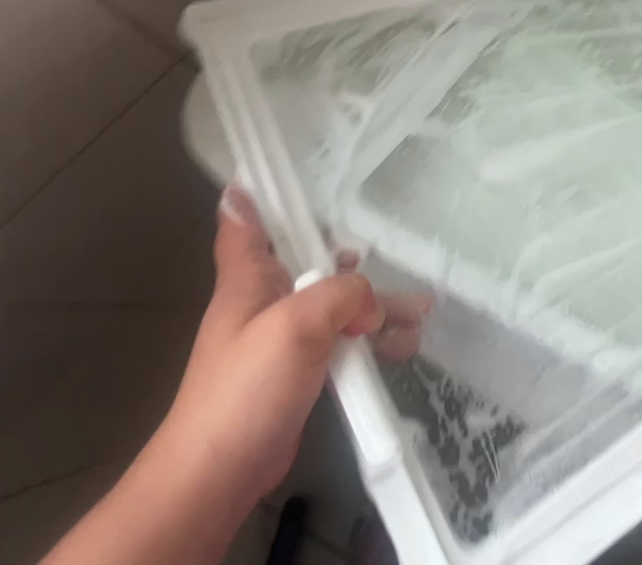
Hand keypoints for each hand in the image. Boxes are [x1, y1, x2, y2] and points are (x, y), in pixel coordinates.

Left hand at [147, 187, 425, 512]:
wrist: (221, 473)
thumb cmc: (246, 389)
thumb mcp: (296, 325)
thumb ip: (340, 293)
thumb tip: (367, 297)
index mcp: (249, 281)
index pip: (245, 225)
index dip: (255, 196)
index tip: (266, 169)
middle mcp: (267, 302)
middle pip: (313, 262)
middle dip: (355, 259)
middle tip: (392, 254)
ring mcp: (286, 338)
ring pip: (340, 304)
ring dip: (378, 305)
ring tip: (420, 311)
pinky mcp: (304, 370)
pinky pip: (346, 340)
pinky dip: (375, 339)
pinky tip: (403, 346)